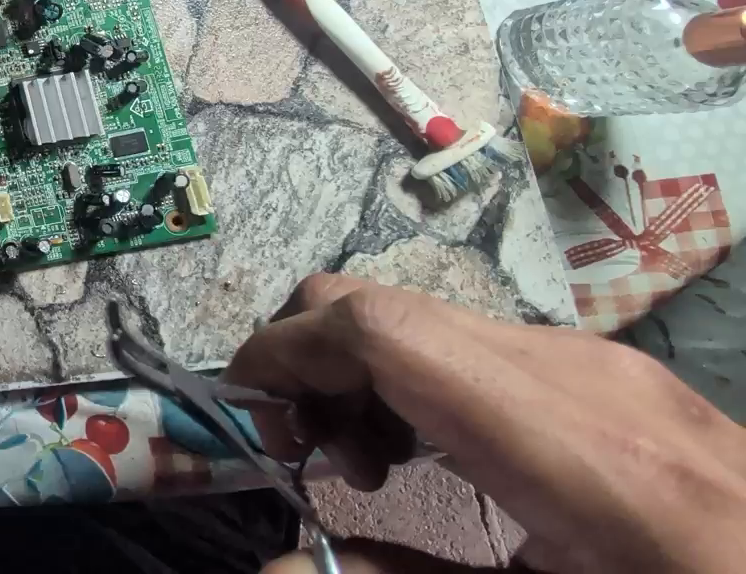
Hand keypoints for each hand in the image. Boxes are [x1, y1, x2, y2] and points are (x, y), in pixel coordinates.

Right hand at [230, 274, 745, 573]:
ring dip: (345, 371)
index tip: (251, 416)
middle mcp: (575, 372)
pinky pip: (451, 338)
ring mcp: (592, 360)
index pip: (379, 331)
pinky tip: (426, 449)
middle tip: (304, 448)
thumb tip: (275, 568)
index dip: (283, 352)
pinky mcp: (601, 368)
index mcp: (579, 451)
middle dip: (299, 361)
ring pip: (403, 312)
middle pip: (372, 304)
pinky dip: (398, 378)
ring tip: (366, 461)